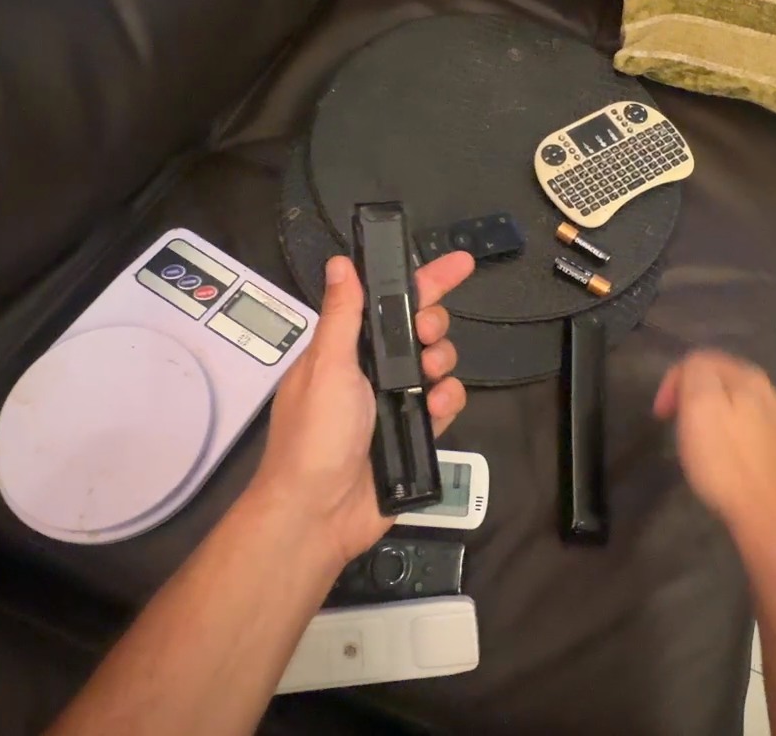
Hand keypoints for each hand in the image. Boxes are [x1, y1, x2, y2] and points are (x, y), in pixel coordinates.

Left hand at [249, 250, 475, 568]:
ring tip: (430, 376)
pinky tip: (434, 407)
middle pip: (421, 329)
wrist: (319, 512)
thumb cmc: (315, 433)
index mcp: (347, 348)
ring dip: (441, 362)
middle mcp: (373, 370)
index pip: (389, 301)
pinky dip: (446, 400)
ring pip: (438, 363)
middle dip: (432, 323)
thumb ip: (342, 314)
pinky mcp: (415, 431)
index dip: (425, 280)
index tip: (460, 263)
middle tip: (425, 334)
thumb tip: (340, 263)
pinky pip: (445, 402)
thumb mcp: (326, 366)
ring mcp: (396, 400)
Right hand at [652, 350, 775, 549]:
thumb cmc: (726, 462)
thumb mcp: (699, 406)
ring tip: (694, 441)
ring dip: (707, 414)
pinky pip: (744, 426)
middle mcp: (767, 391)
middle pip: (717, 378)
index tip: (661, 414)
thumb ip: (695, 372)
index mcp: (748, 376)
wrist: (769, 518)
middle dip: (690, 396)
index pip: (700, 359)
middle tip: (674, 424)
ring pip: (731, 402)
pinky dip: (725, 433)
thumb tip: (694, 367)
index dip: (673, 381)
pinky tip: (721, 456)